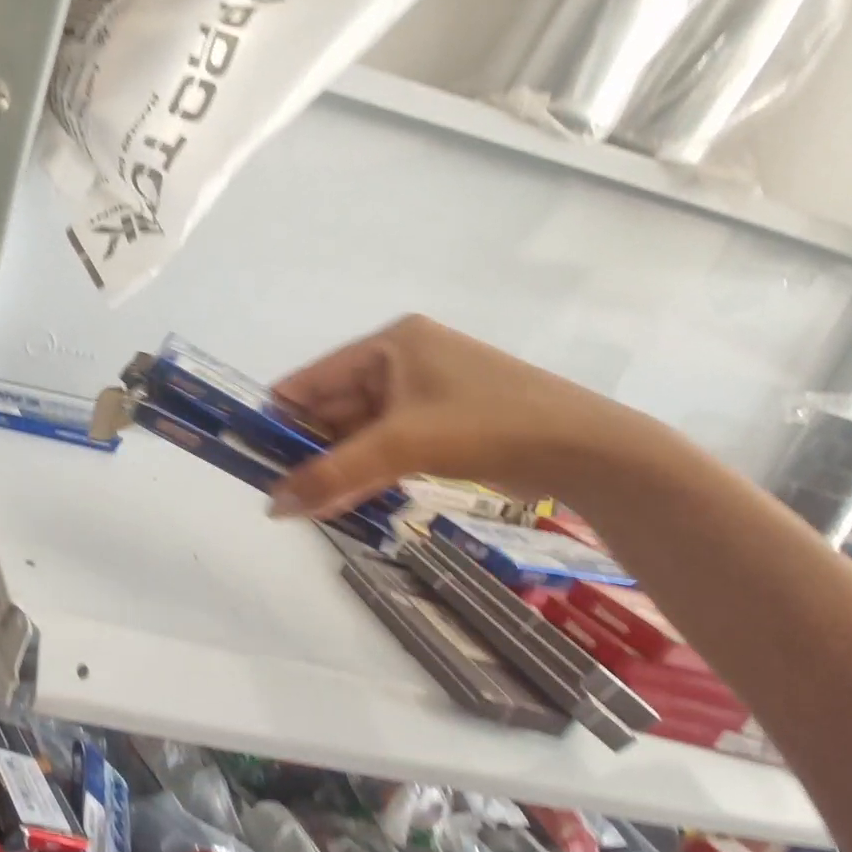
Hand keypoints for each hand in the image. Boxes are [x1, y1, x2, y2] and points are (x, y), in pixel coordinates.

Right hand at [268, 315, 644, 518]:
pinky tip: (347, 500)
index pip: (310, 380)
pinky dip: (367, 471)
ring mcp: (426, 393)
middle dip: (309, 451)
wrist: (596, 453)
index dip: (279, 418)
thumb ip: (332, 475)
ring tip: (311, 503)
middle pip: (333, 409)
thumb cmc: (490, 426)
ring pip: (359, 432)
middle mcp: (403, 361)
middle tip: (283, 491)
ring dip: (337, 466)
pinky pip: (387, 445)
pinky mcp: (445, 423)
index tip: (254, 456)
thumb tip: (272, 507)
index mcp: (389, 343)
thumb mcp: (401, 447)